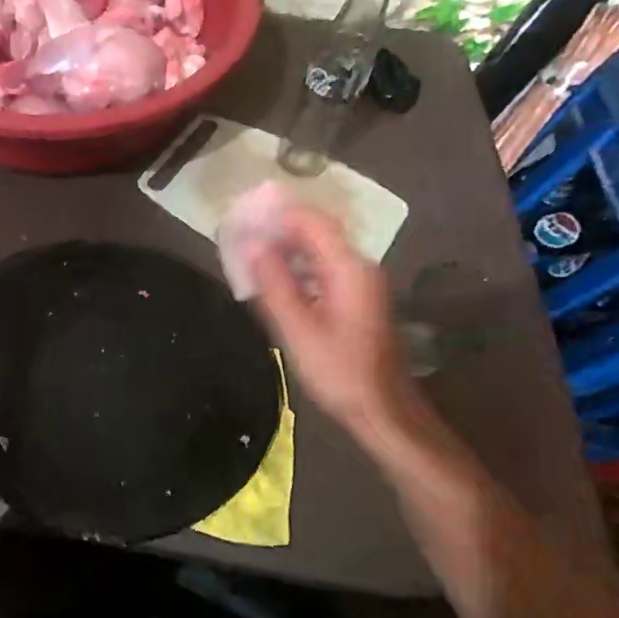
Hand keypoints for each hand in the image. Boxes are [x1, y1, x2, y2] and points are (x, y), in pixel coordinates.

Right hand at [249, 202, 414, 428]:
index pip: (312, 223)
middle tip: (238, 228)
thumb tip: (250, 245)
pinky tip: (269, 277)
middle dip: (277, 225)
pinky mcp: (354, 299)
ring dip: (283, 245)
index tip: (242, 209)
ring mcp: (359, 283)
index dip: (277, 211)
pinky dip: (294, 265)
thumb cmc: (337, 371)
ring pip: (318, 250)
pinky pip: (321, 269)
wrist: (380, 408)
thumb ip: (273, 284)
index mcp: (348, 270)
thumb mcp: (297, 329)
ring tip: (246, 249)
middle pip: (316, 231)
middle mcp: (358, 268)